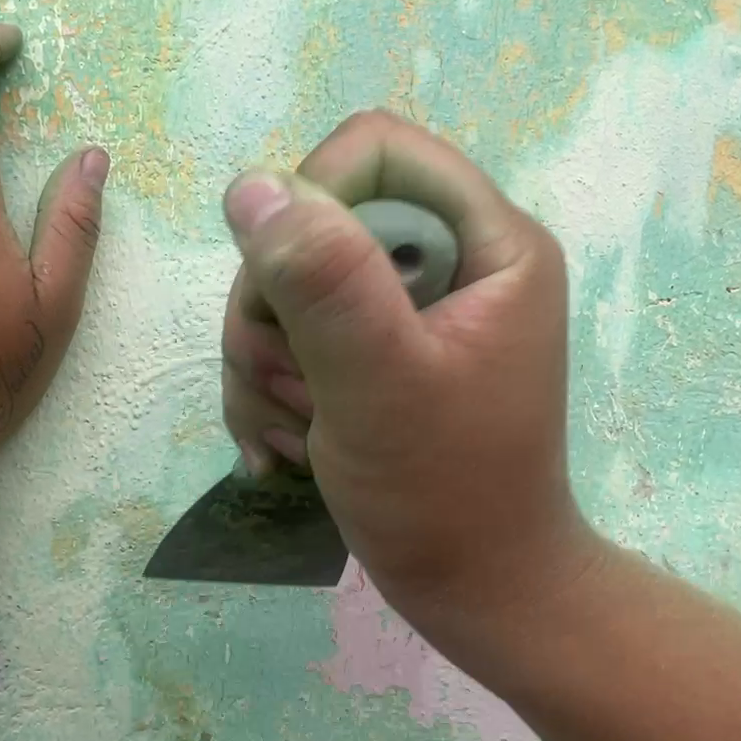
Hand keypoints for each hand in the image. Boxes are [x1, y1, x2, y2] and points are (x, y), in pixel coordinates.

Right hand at [219, 110, 589, 617]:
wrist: (477, 588)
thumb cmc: (447, 494)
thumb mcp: (380, 383)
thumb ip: (325, 280)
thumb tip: (252, 186)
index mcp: (487, 243)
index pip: (375, 151)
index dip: (309, 198)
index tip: (284, 287)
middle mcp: (448, 263)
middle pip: (315, 222)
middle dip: (274, 307)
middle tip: (291, 385)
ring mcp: (407, 312)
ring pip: (287, 287)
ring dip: (265, 361)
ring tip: (295, 431)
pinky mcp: (374, 354)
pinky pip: (291, 339)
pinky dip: (273, 391)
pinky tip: (288, 447)